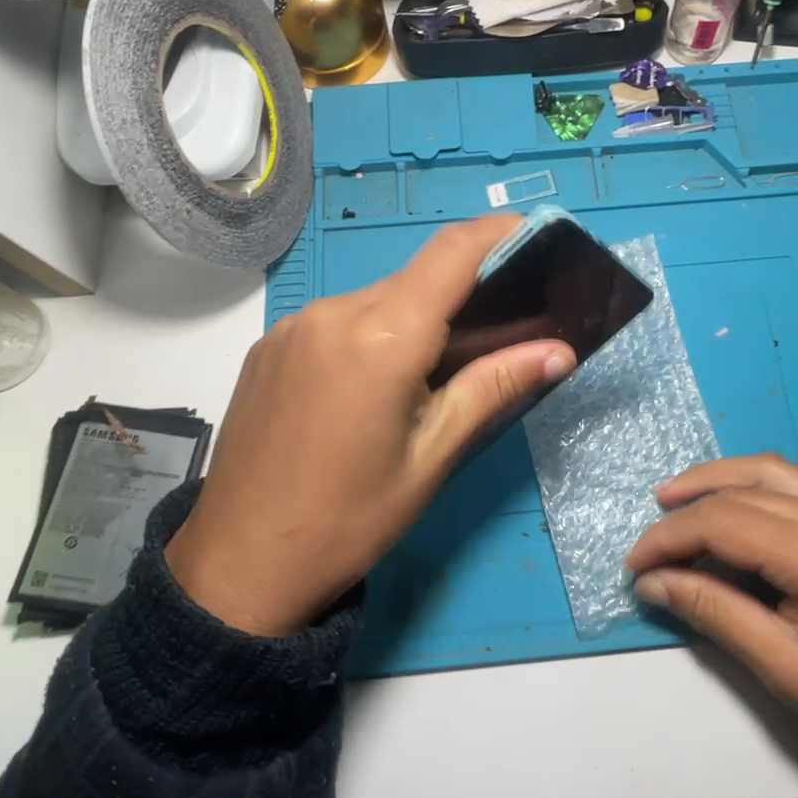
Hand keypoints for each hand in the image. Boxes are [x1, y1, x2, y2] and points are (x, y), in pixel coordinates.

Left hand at [166, 214, 575, 635]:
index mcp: (381, 336)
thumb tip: (559, 351)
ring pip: (377, 299)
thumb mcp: (432, 457)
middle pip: (415, 278)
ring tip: (436, 374)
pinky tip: (376, 386)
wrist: (239, 565)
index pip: (452, 253)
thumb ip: (494, 387)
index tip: (537, 236)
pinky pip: (338, 320)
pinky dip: (372, 334)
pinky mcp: (270, 346)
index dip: (499, 233)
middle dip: (463, 292)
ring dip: (415, 319)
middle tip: (500, 332)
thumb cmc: (349, 520)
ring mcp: (294, 326)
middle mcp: (332, 312)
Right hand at [625, 455, 797, 784]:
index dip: (670, 538)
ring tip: (671, 498)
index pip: (725, 522)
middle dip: (686, 510)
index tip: (634, 565)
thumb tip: (653, 581)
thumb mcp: (788, 670)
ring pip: (771, 470)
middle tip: (647, 541)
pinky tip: (730, 502)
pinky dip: (753, 484)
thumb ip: (715, 613)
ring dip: (717, 479)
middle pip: (743, 489)